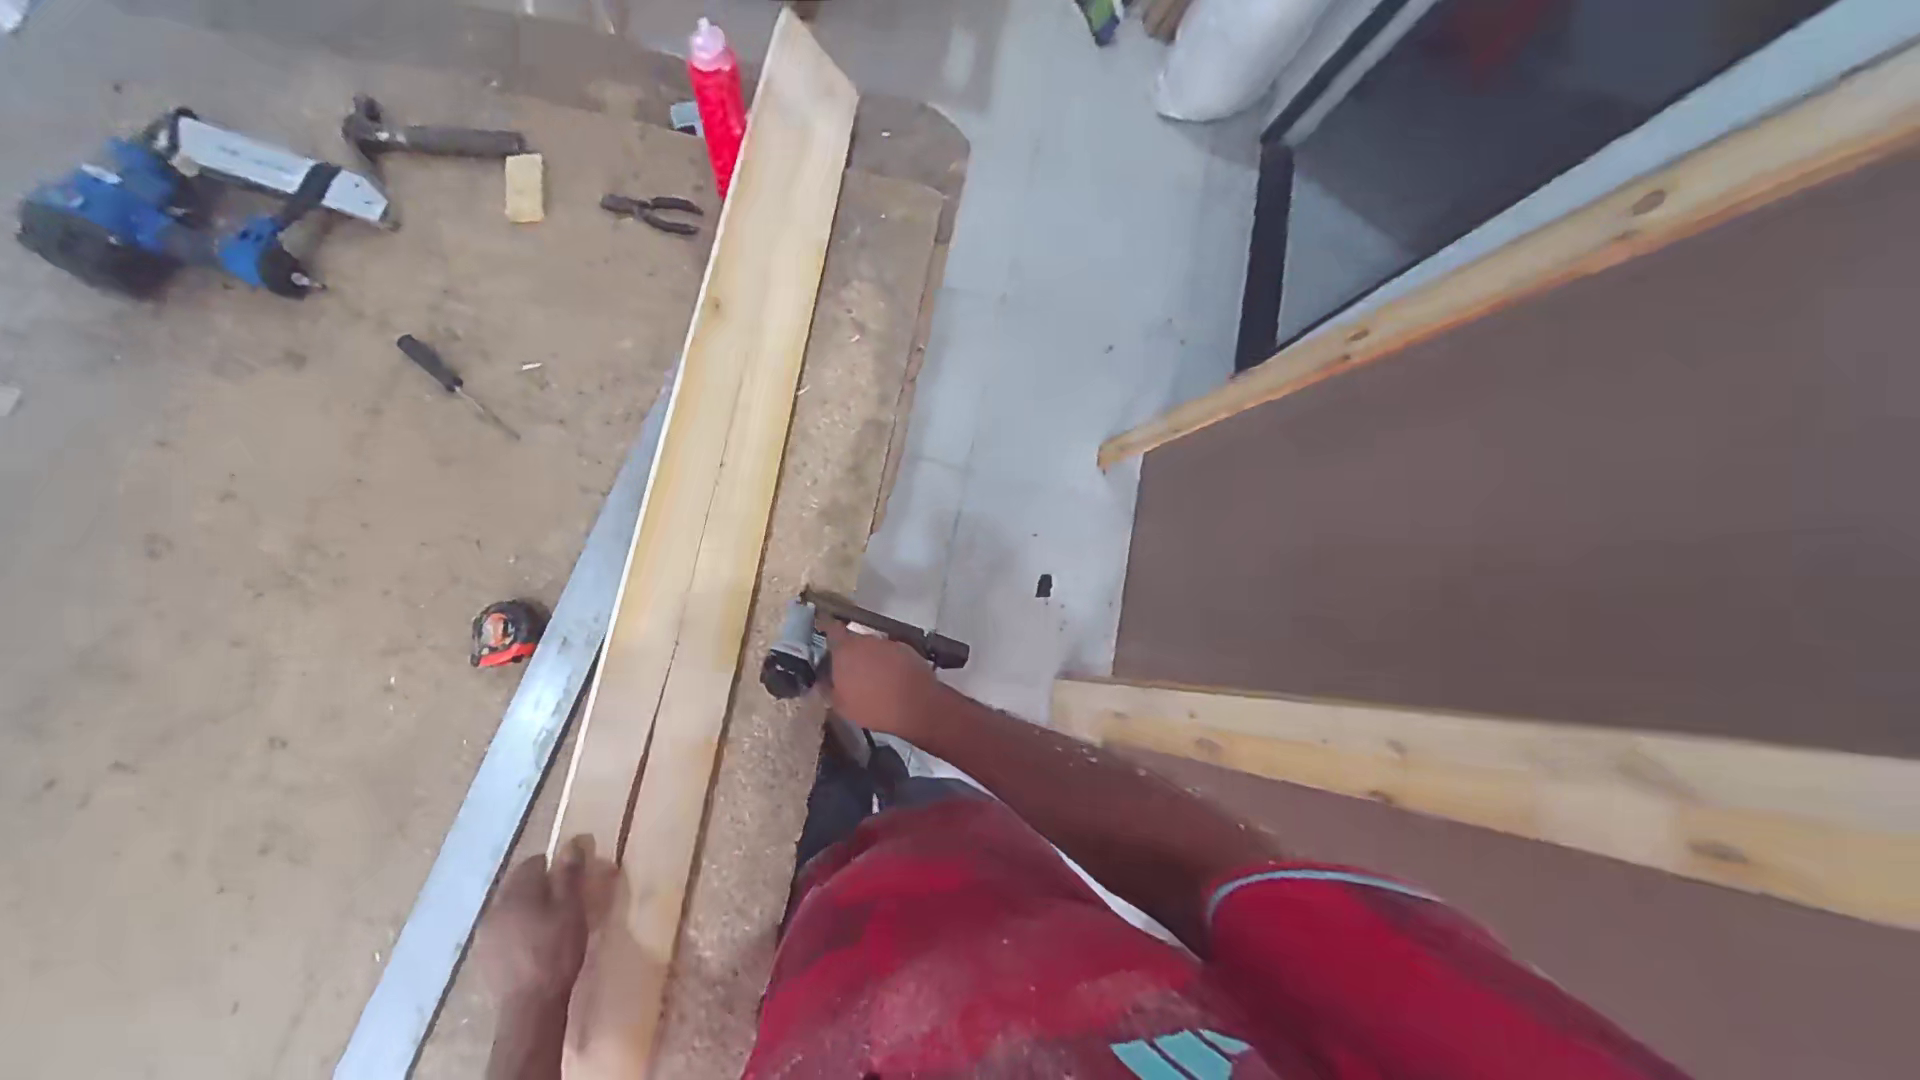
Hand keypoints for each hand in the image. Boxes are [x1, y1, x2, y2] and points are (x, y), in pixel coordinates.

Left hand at [476, 836, 615, 1006]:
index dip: (554, 865)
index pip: (532, 863)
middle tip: (566, 900)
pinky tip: (535, 944)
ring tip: (551, 923)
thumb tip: (572, 841)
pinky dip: (519, 929)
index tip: (573, 878)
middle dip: (540, 887)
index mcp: (515, 893)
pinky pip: (504, 930)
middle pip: (518, 885)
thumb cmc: (557, 950)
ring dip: (529, 908)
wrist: (530, 1006)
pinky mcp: (484, 958)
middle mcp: (494, 909)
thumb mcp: (572, 907)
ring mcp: (485, 936)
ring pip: (510, 908)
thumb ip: (570, 873)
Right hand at [822, 621, 943, 739]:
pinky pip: (891, 654)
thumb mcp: (841, 705)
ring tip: (873, 680)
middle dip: (851, 654)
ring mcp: (888, 643)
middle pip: (853, 641)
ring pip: (873, 648)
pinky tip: (892, 680)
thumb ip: (828, 687)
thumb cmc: (873, 707)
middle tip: (850, 673)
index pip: (831, 629)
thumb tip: (821, 679)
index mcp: (845, 650)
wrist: (917, 705)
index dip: (826, 629)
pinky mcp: (907, 649)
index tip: (823, 632)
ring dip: (871, 659)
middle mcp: (866, 640)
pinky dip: (889, 663)